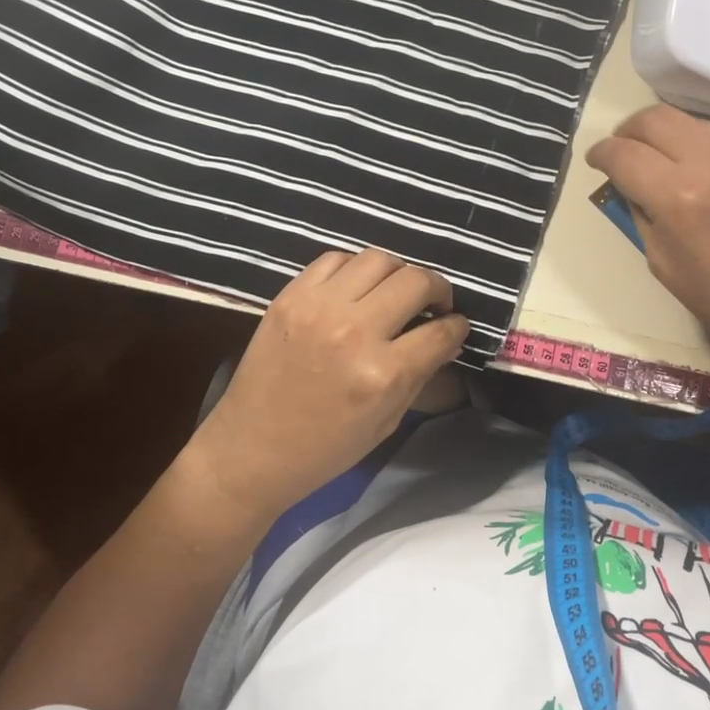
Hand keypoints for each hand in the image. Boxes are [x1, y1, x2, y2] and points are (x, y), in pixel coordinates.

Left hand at [183, 250, 470, 519]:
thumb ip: (420, 374)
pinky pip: (334, 260)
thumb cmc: (325, 449)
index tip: (456, 325)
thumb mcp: (386, 422)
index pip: (440, 330)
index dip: (457, 326)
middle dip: (437, 289)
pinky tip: (355, 291)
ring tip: (394, 294)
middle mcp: (354, 331)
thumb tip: (446, 339)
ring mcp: (318, 307)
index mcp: (383, 374)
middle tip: (433, 304)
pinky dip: (354, 270)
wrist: (252, 449)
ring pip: (378, 259)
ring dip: (397, 274)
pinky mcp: (289, 296)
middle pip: (415, 281)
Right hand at [585, 105, 709, 374]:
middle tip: (622, 151)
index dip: (601, 154)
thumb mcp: (663, 264)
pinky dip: (699, 147)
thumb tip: (629, 187)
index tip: (596, 161)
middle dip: (628, 131)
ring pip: (688, 121)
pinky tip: (701, 174)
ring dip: (664, 136)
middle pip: (653, 119)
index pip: (623, 154)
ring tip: (661, 163)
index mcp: (678, 198)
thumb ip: (641, 216)